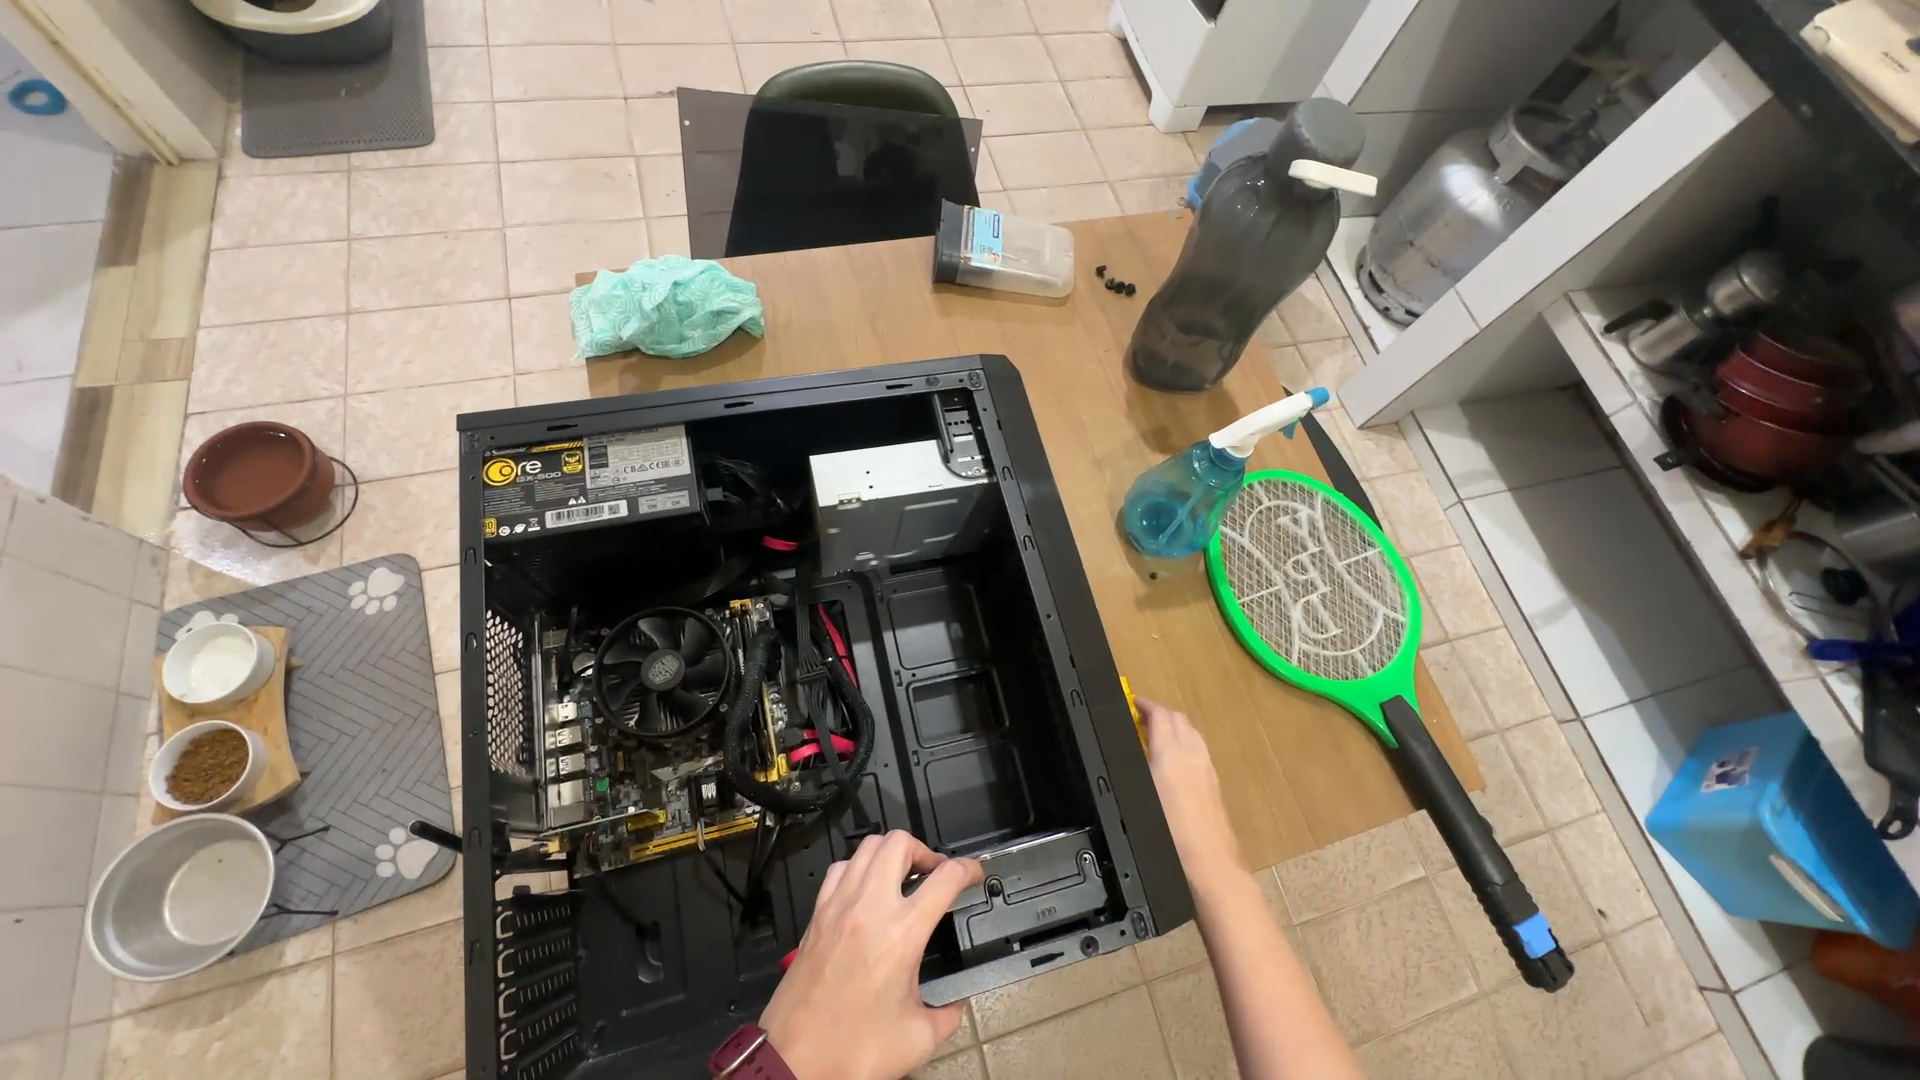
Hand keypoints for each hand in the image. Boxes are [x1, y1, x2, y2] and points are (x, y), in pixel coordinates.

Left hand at [760, 830, 983, 1079]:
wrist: (794, 1061)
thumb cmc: (849, 1049)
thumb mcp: (916, 1039)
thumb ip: (945, 1016)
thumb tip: (954, 1007)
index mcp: (901, 933)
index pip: (945, 878)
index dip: (968, 869)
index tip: (973, 874)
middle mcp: (869, 908)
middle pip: (899, 842)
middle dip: (925, 850)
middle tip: (934, 872)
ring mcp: (838, 906)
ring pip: (867, 847)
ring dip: (891, 853)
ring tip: (903, 874)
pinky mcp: (817, 915)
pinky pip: (840, 869)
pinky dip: (858, 868)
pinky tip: (865, 889)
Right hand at [1139, 697, 1241, 879]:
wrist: (1208, 862)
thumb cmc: (1169, 833)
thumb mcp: (1140, 795)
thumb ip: (1136, 765)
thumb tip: (1131, 749)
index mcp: (1172, 752)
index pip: (1161, 715)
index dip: (1146, 705)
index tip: (1133, 704)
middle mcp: (1193, 754)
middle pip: (1179, 719)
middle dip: (1160, 714)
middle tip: (1140, 720)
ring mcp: (1207, 768)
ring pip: (1192, 733)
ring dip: (1174, 727)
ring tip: (1156, 737)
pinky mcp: (1214, 783)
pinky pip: (1199, 750)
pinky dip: (1185, 743)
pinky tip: (1175, 762)